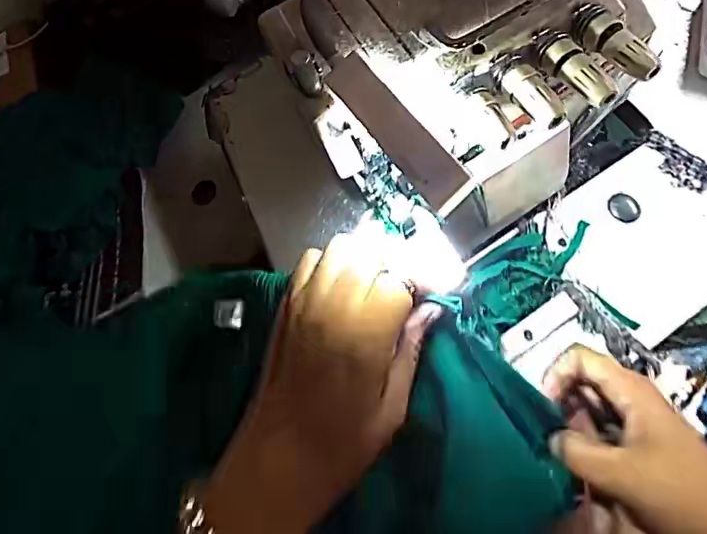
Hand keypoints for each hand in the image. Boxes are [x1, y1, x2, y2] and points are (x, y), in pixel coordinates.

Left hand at [201, 233, 441, 533]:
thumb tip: (430, 309)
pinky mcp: (286, 301)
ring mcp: (306, 298)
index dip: (420, 280)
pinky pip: (312, 257)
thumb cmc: (341, 444)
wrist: (277, 461)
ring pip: (342, 245)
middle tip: (403, 288)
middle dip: (394, 263)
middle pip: (373, 250)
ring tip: (373, 283)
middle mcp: (334, 304)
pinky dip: (331, 262)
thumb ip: (412, 349)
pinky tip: (340, 285)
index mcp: (365, 331)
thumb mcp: (392, 407)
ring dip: (363, 257)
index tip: (430, 293)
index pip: (401, 276)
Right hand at [543, 347, 706, 533]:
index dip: (555, 375)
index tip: (543, 408)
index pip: (578, 356)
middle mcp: (631, 395)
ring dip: (577, 435)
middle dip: (564, 409)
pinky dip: (591, 451)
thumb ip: (579, 452)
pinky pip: (604, 437)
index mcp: (629, 386)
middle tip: (555, 442)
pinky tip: (590, 477)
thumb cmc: (680, 491)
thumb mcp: (621, 472)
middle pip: (583, 384)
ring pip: (592, 414)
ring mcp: (638, 421)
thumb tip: (551, 439)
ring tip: (571, 463)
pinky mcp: (642, 447)